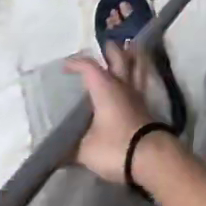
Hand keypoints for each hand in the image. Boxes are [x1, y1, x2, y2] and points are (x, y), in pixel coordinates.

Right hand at [64, 44, 155, 182]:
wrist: (150, 157)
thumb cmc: (115, 147)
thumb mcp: (86, 151)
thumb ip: (70, 150)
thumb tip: (55, 154)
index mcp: (105, 88)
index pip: (89, 67)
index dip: (76, 63)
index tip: (65, 66)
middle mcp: (122, 84)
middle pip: (118, 57)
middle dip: (109, 50)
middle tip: (102, 47)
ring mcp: (137, 93)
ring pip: (135, 65)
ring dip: (131, 55)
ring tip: (128, 49)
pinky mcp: (146, 105)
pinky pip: (141, 80)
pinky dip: (138, 73)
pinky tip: (134, 80)